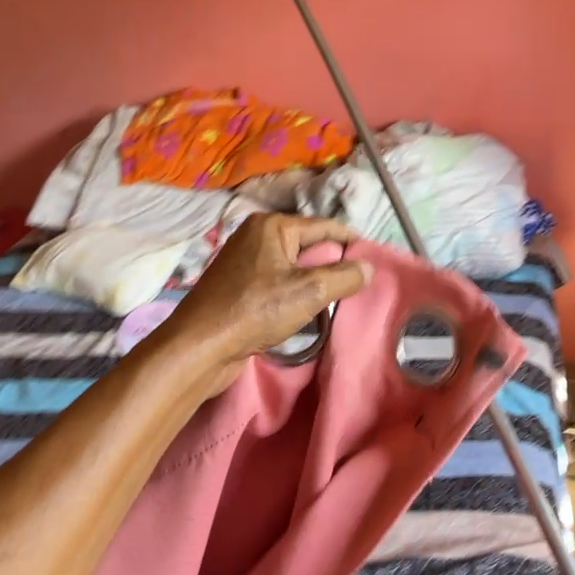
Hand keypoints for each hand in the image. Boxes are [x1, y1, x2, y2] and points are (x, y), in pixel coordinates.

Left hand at [157, 214, 370, 369]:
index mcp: (272, 225)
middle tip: (358, 283)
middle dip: (333, 264)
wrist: (198, 348)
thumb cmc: (255, 310)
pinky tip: (305, 311)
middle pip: (308, 245)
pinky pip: (277, 283)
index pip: (325, 226)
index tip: (375, 259)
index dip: (352, 242)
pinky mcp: (237, 287)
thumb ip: (345, 277)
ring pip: (293, 266)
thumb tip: (369, 268)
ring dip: (313, 282)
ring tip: (336, 299)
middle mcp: (256, 236)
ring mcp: (243, 262)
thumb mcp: (310, 292)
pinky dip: (294, 293)